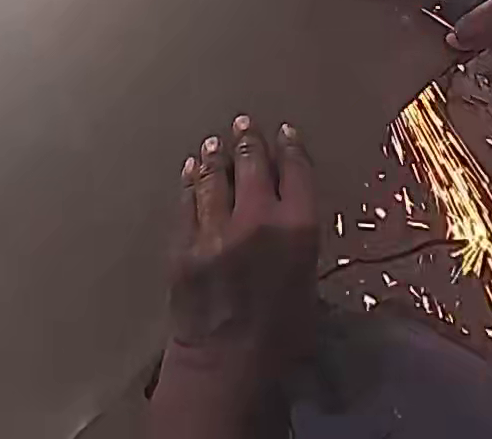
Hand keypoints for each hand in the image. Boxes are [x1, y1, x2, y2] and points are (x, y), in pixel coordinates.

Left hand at [165, 116, 317, 384]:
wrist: (224, 368)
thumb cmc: (279, 333)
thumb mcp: (306, 278)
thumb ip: (297, 234)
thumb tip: (286, 203)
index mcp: (296, 227)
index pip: (296, 170)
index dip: (291, 146)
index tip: (285, 132)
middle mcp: (258, 219)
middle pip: (254, 162)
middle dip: (250, 139)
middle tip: (244, 123)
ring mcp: (217, 228)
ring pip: (216, 175)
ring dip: (217, 155)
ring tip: (216, 141)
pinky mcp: (185, 242)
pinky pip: (188, 201)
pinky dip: (191, 182)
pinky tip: (192, 169)